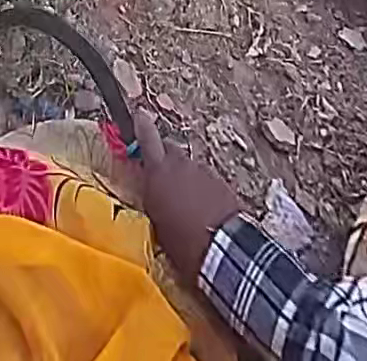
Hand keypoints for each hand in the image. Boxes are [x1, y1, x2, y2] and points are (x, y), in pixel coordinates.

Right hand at [132, 108, 241, 281]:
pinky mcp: (222, 182)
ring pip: (189, 166)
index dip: (142, 124)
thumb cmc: (183, 242)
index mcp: (159, 171)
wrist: (227, 251)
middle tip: (161, 176)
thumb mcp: (157, 222)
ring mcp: (204, 171)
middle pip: (169, 149)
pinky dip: (202, 188)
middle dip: (164, 158)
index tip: (139, 114)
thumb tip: (152, 192)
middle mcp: (181, 164)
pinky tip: (204, 208)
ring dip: (185, 176)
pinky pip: (206, 179)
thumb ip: (153, 197)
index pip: (147, 137)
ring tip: (185, 201)